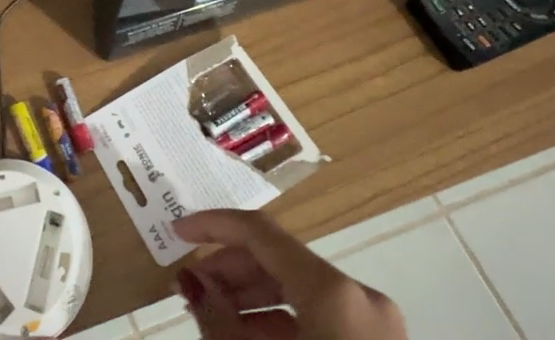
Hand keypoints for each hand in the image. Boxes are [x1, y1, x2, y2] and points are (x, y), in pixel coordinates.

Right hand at [171, 210, 405, 339]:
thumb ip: (219, 319)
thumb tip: (193, 282)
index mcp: (334, 290)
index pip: (262, 233)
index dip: (213, 226)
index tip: (176, 232)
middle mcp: (361, 297)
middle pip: (280, 261)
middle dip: (229, 270)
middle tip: (190, 289)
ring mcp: (377, 327)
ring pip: (300, 293)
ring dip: (251, 300)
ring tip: (213, 318)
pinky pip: (321, 320)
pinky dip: (280, 324)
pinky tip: (247, 338)